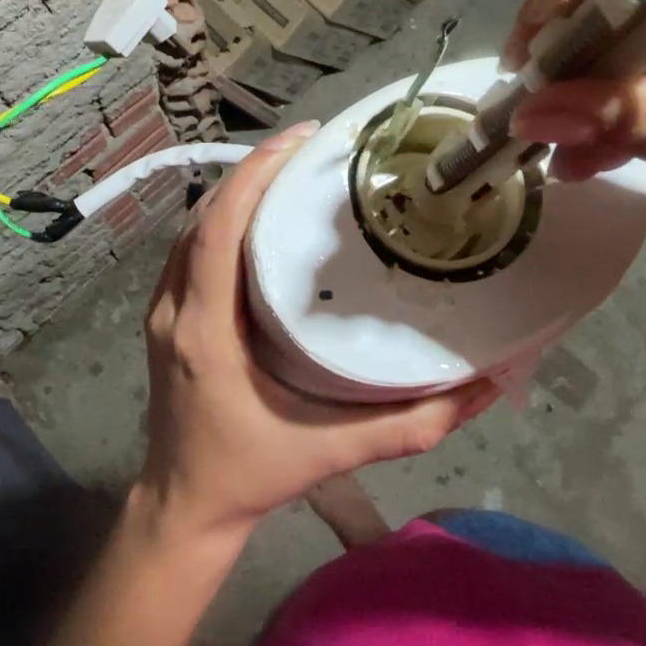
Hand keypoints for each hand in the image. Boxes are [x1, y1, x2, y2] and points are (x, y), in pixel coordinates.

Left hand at [138, 121, 499, 536]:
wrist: (184, 505)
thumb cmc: (251, 474)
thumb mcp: (333, 451)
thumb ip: (410, 425)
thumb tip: (483, 387)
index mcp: (205, 330)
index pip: (217, 229)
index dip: (253, 175)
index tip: (301, 140)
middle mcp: (175, 309)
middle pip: (202, 216)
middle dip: (251, 171)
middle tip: (309, 146)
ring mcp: (162, 312)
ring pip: (190, 229)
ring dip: (234, 192)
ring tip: (289, 170)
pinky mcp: (166, 319)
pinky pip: (187, 250)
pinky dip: (220, 219)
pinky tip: (259, 214)